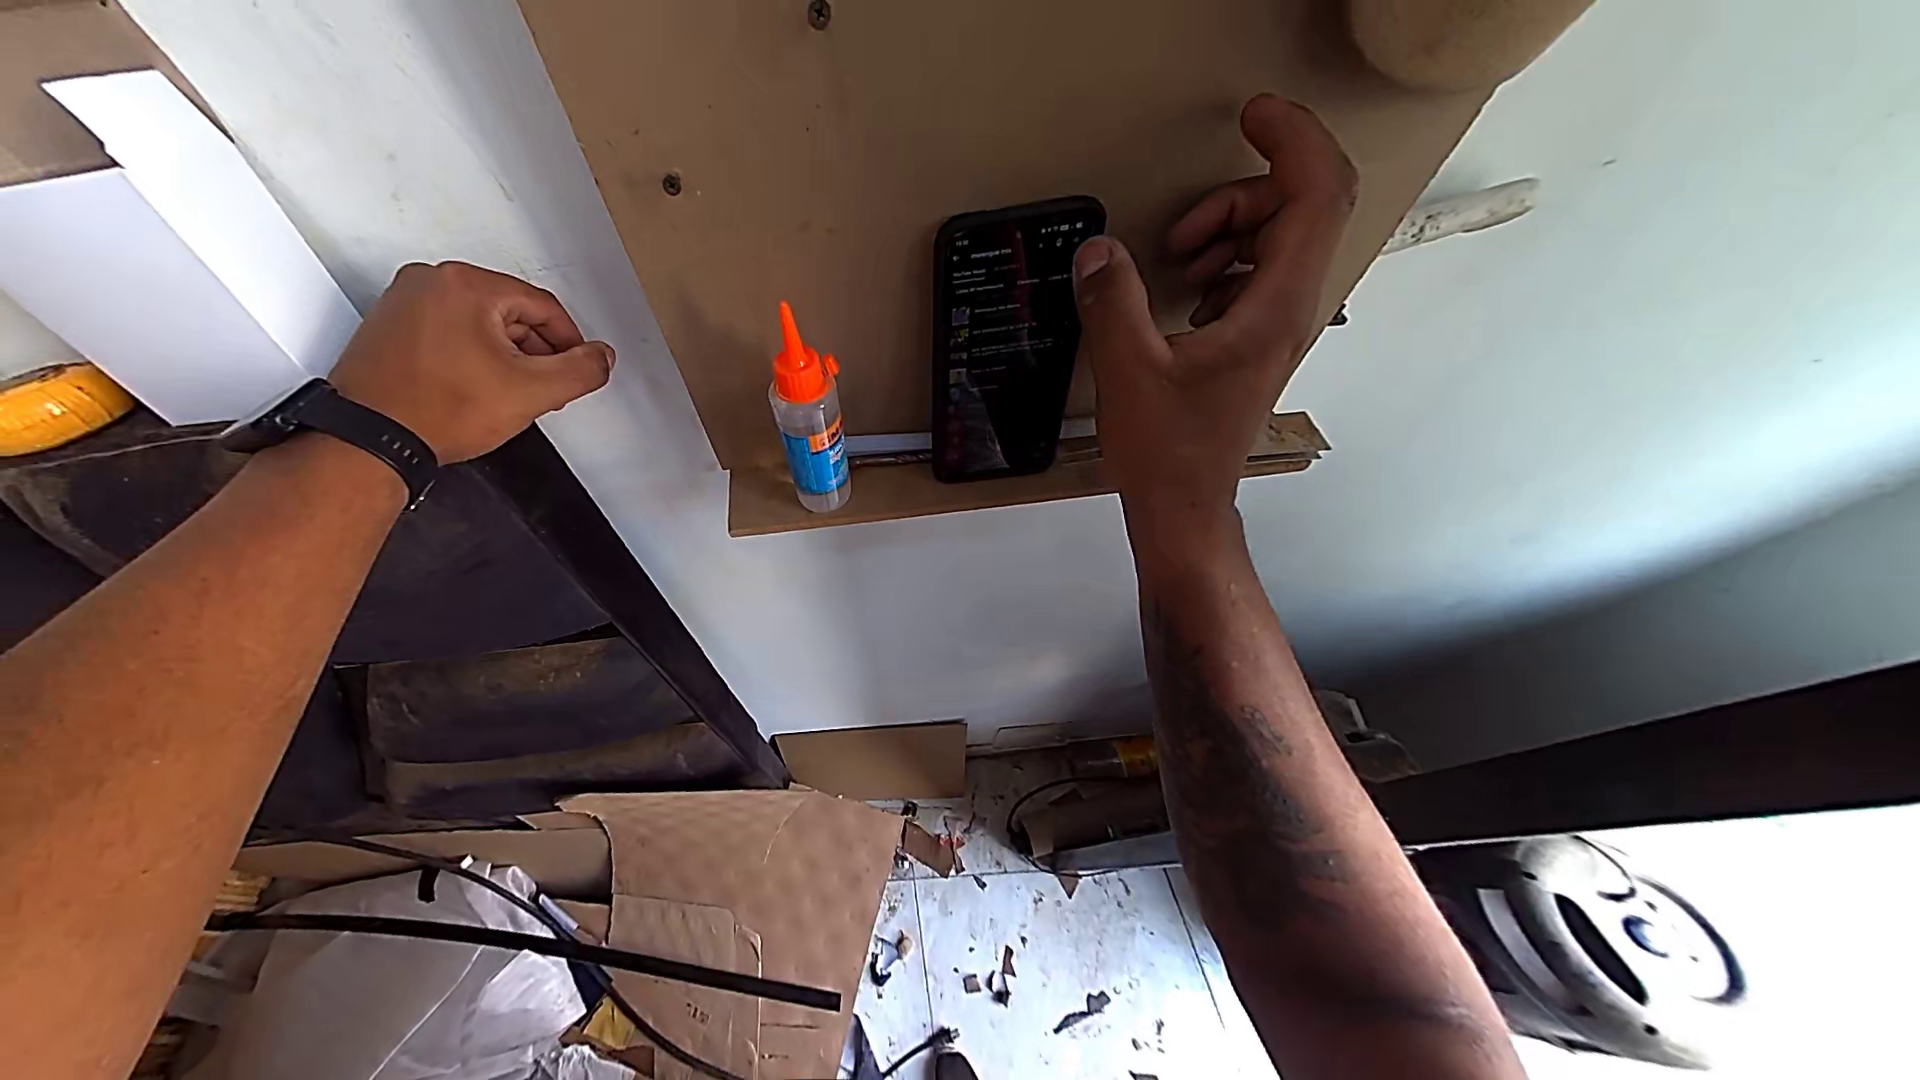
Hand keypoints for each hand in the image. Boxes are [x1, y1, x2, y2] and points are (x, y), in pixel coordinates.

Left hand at [327, 261, 614, 462]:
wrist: (373, 437)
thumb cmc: (434, 410)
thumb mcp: (535, 391)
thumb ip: (583, 370)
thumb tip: (601, 357)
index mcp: (465, 286)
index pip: (545, 307)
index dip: (571, 344)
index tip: (575, 368)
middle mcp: (431, 283)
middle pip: (516, 312)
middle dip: (539, 352)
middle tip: (544, 387)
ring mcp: (407, 302)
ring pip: (487, 323)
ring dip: (511, 356)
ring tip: (509, 393)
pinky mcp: (395, 324)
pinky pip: (457, 330)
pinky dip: (478, 356)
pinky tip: (479, 388)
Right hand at [1075, 95, 1355, 555]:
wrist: (1183, 506)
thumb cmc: (1168, 452)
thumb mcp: (1129, 371)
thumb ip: (1112, 302)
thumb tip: (1097, 252)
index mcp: (1273, 309)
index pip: (1314, 194)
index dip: (1290, 139)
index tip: (1251, 116)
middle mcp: (1288, 313)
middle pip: (1299, 210)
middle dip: (1239, 198)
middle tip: (1182, 231)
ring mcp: (1276, 330)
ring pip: (1277, 243)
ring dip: (1228, 233)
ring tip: (1178, 264)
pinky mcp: (1255, 345)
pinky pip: (1256, 278)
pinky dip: (1223, 267)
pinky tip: (1186, 297)